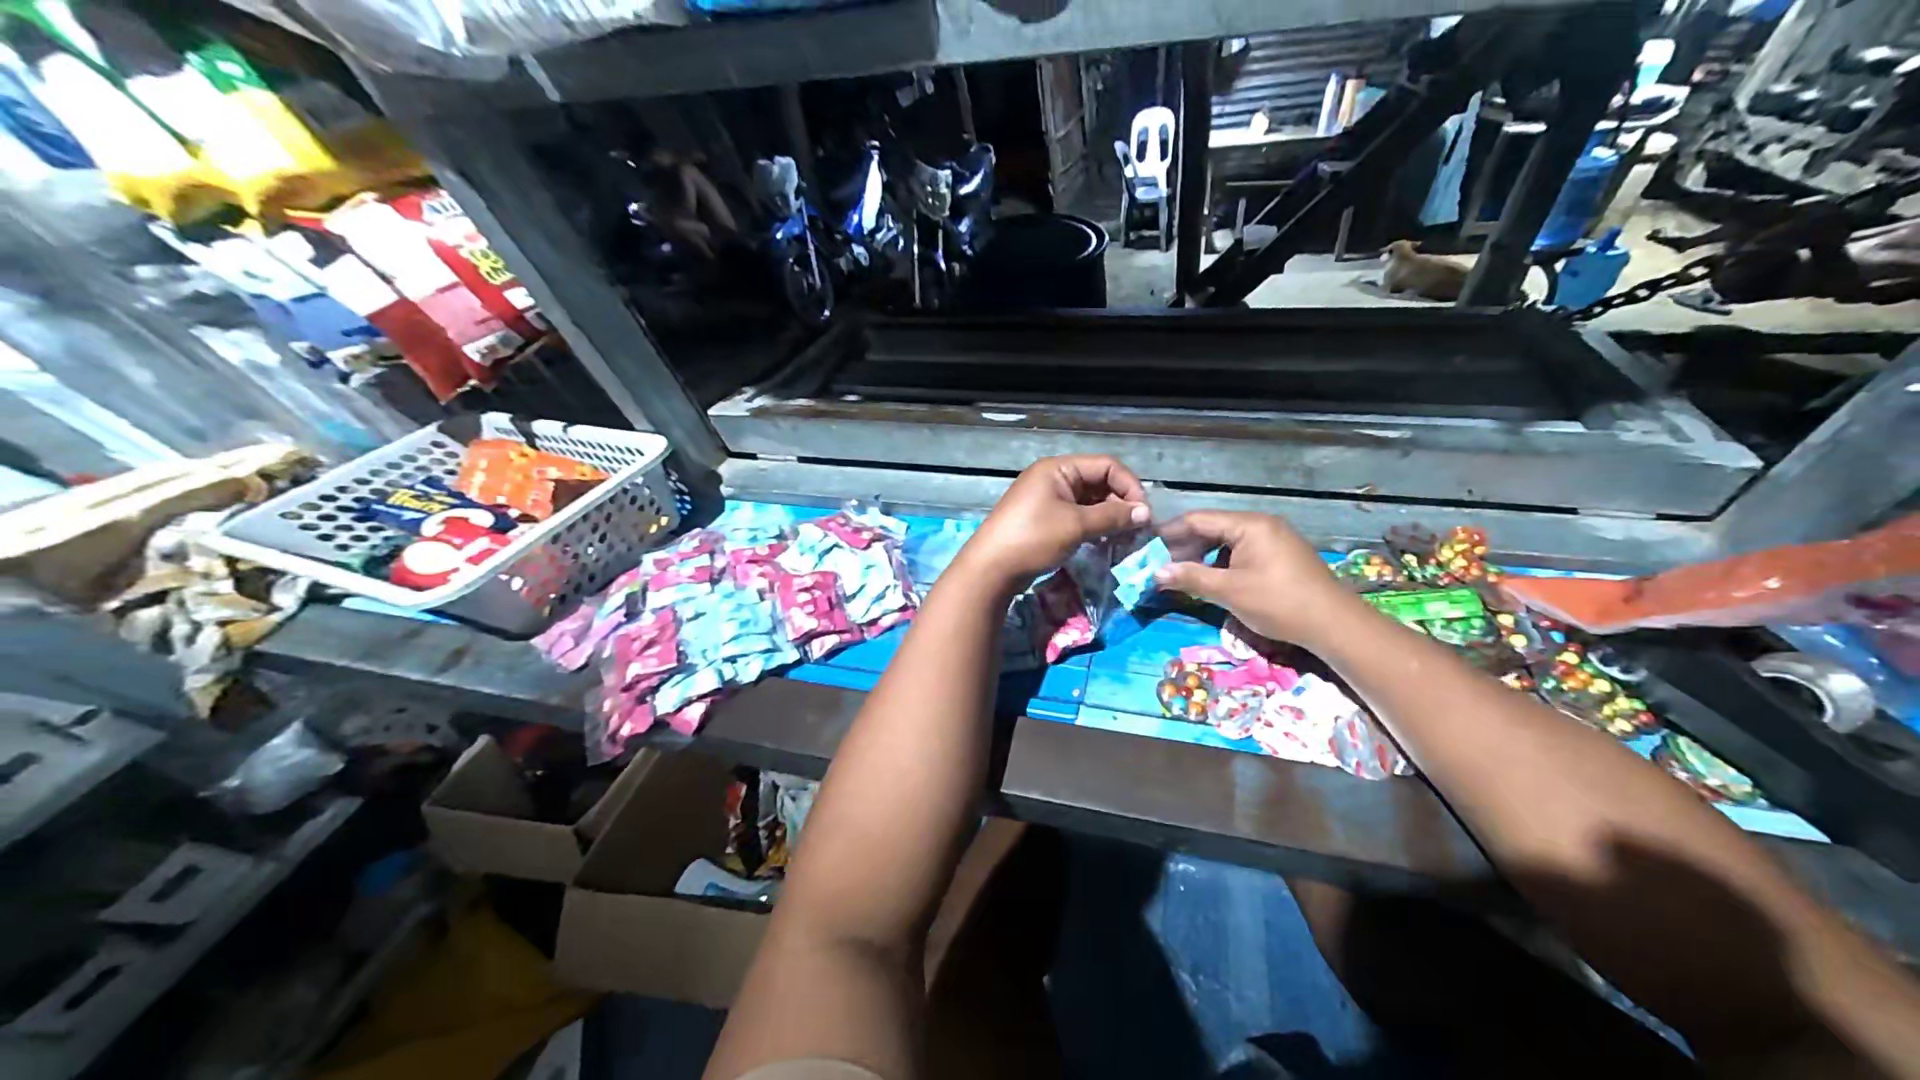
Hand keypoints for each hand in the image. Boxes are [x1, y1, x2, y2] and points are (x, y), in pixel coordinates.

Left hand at [958, 455, 1149, 588]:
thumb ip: (1112, 516)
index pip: (1107, 465)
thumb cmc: (1033, 539)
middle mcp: (1053, 477)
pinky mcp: (1044, 519)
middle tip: (1137, 529)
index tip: (1143, 514)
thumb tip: (1145, 513)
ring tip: (1124, 538)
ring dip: (1109, 516)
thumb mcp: (1076, 525)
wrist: (990, 569)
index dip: (1129, 486)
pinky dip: (1093, 526)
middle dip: (1121, 503)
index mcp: (1058, 468)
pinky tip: (1105, 542)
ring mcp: (1047, 499)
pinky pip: (1077, 515)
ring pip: (1089, 501)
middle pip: (1099, 482)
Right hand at [1154, 511, 1360, 647]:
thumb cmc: (1278, 602)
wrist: (1334, 624)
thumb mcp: (1229, 591)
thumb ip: (1191, 577)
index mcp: (1249, 524)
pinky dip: (1221, 563)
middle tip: (1159, 564)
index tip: (1146, 547)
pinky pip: (1241, 551)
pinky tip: (1208, 579)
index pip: (1198, 520)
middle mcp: (1261, 524)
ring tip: (1179, 574)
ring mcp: (1273, 539)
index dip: (1169, 533)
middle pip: (1212, 528)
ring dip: (1201, 556)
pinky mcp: (1279, 555)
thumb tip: (1155, 572)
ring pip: (1226, 542)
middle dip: (1184, 546)